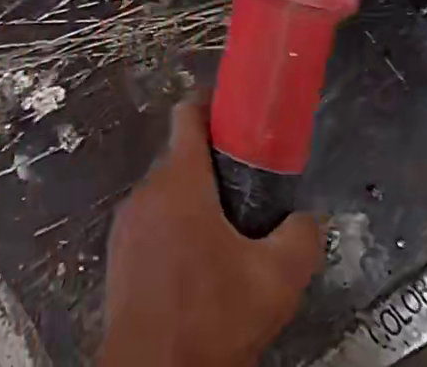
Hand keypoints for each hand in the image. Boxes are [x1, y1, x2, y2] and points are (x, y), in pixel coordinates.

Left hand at [98, 100, 324, 366]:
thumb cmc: (211, 318)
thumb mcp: (278, 278)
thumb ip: (303, 235)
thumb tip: (309, 217)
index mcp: (179, 182)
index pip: (189, 115)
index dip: (215, 106)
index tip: (243, 118)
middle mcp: (146, 194)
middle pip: (182, 154)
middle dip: (216, 163)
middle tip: (250, 185)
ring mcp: (125, 227)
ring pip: (167, 190)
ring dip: (196, 198)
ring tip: (230, 228)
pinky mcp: (117, 258)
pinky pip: (152, 222)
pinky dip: (175, 227)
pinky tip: (201, 262)